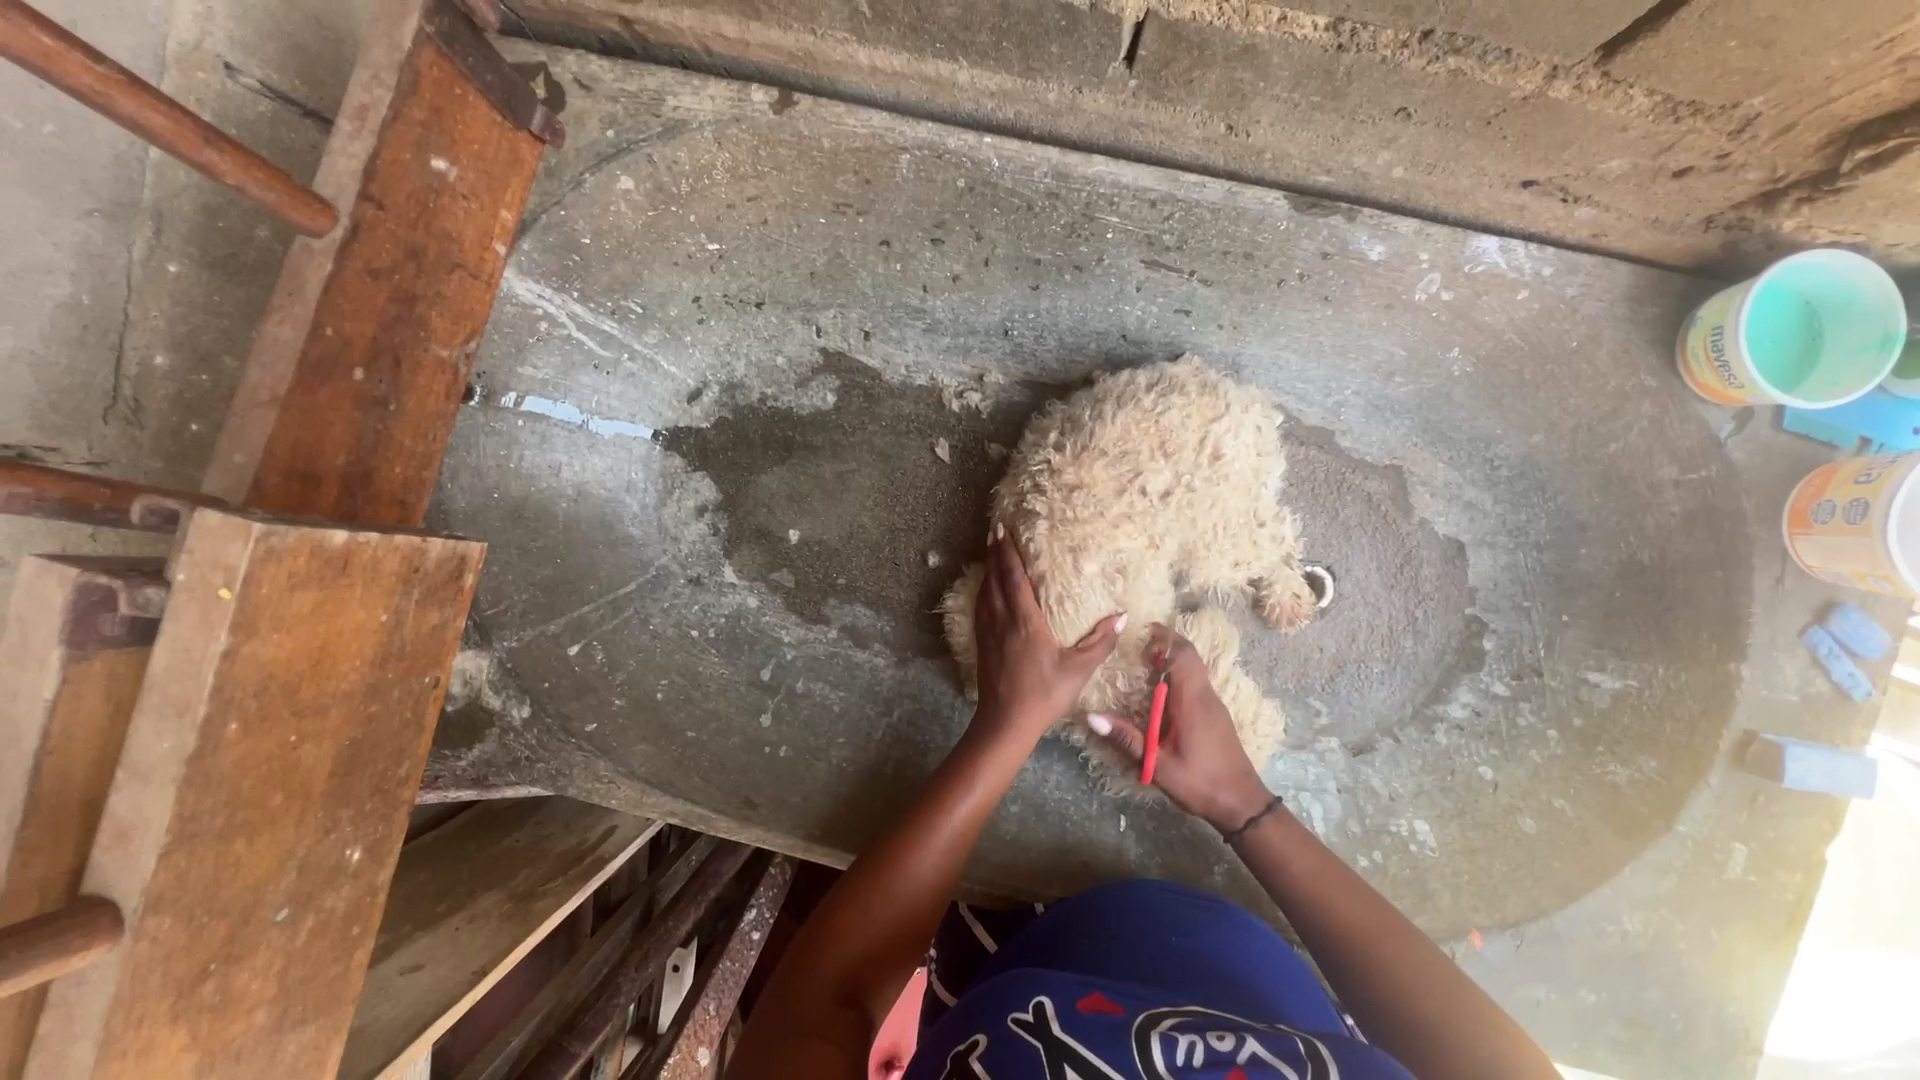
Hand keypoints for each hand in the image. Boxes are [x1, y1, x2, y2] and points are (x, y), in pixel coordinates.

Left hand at [971, 526, 1124, 741]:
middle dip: (994, 553)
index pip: (1013, 577)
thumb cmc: (1043, 696)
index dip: (1008, 551)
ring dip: (987, 570)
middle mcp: (1001, 621)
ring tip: (991, 553)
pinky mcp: (981, 645)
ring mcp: (988, 633)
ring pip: (984, 592)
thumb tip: (1122, 616)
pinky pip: (980, 608)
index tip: (1003, 529)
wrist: (1005, 723)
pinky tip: (986, 591)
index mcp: (1023, 621)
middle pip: (994, 578)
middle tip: (995, 531)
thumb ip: (1100, 642)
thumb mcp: (1078, 670)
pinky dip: (983, 591)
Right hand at [1086, 624, 1274, 831]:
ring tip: (1143, 665)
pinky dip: (1178, 677)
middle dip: (1166, 644)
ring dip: (1172, 661)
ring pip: (1195, 669)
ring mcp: (1214, 705)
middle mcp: (1206, 697)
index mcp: (1192, 702)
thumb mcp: (1157, 764)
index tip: (1140, 633)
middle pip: (1190, 656)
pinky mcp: (1215, 716)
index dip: (1163, 638)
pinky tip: (1159, 695)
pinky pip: (1196, 684)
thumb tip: (1092, 717)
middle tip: (1137, 646)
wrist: (1242, 804)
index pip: (1182, 655)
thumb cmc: (1200, 783)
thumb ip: (1126, 738)